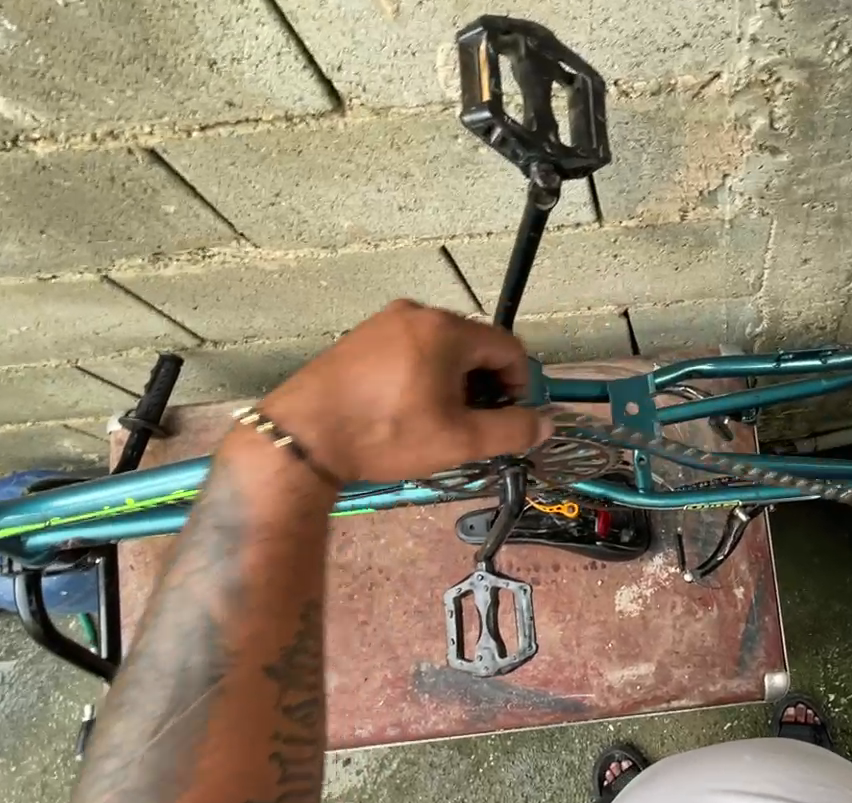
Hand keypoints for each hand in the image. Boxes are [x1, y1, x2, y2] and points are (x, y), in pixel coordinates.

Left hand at [257, 300, 550, 484]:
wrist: (304, 437)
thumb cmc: (389, 435)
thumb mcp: (461, 440)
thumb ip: (513, 430)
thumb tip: (546, 423)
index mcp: (447, 330)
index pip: (509, 348)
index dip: (521, 385)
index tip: (509, 418)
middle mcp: (418, 313)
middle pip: (476, 345)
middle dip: (487, 384)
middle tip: (477, 423)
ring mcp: (385, 321)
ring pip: (444, 348)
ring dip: (458, 381)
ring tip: (444, 418)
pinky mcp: (362, 337)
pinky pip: (413, 349)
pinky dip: (427, 374)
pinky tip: (412, 407)